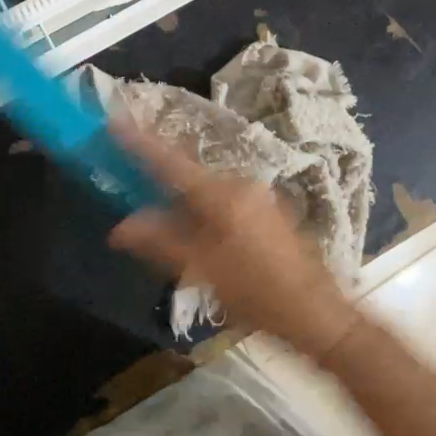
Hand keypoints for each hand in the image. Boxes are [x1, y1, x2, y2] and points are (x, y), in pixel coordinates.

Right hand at [108, 122, 357, 359]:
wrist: (320, 314)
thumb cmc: (258, 293)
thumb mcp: (202, 271)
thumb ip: (159, 242)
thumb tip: (119, 227)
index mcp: (220, 193)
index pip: (170, 160)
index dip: (140, 141)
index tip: (115, 121)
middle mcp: (238, 182)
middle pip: (187, 170)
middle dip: (159, 171)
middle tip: (130, 172)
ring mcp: (256, 194)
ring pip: (205, 185)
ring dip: (181, 193)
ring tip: (159, 208)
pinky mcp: (267, 210)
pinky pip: (222, 196)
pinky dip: (201, 203)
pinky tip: (196, 227)